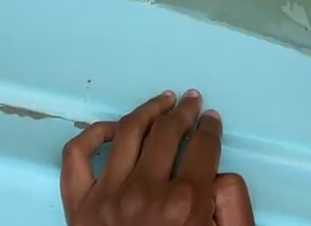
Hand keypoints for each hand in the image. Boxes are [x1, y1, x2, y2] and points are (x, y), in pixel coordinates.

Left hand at [61, 90, 254, 225]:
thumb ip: (232, 206)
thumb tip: (218, 172)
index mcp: (184, 207)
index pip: (203, 146)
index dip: (210, 128)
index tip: (211, 119)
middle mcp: (144, 195)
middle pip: (168, 132)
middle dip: (185, 111)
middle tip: (192, 100)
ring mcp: (107, 199)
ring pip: (128, 131)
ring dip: (149, 110)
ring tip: (162, 101)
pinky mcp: (77, 209)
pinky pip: (78, 156)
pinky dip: (94, 134)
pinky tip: (113, 128)